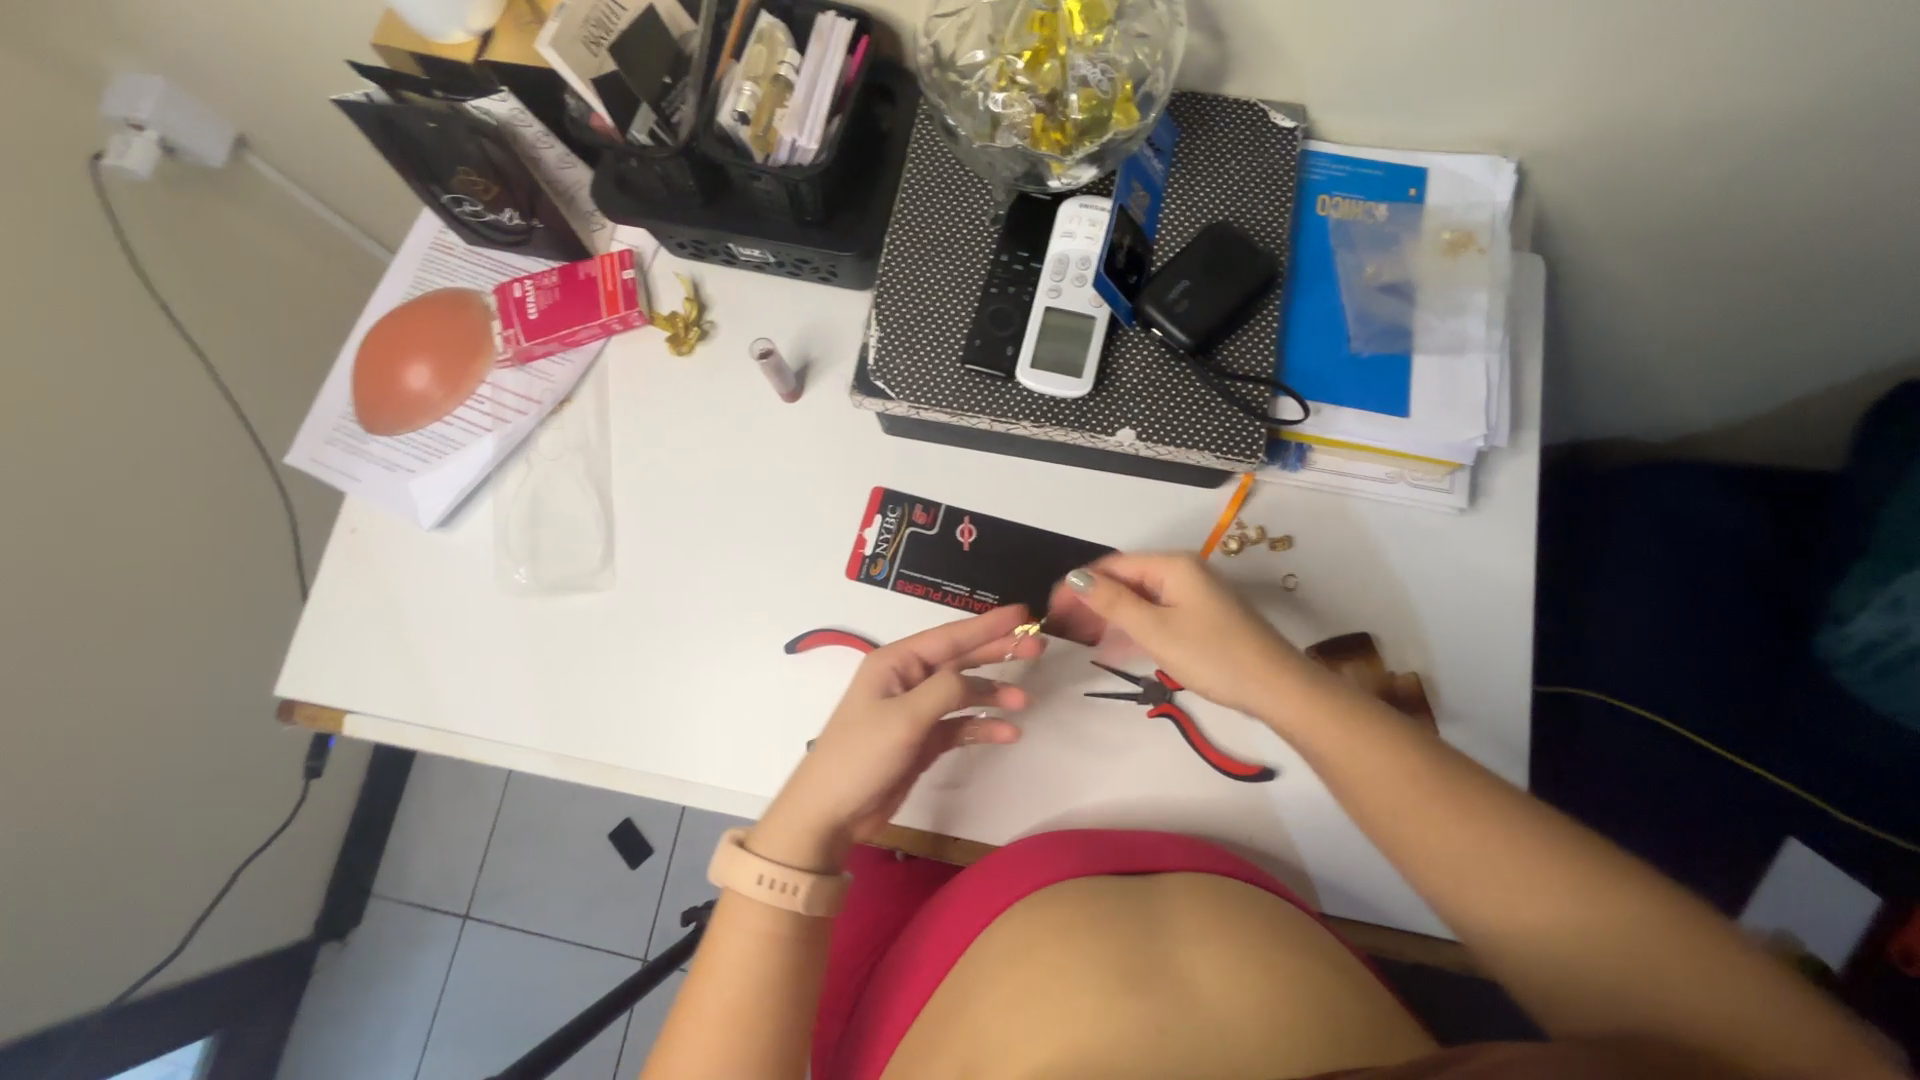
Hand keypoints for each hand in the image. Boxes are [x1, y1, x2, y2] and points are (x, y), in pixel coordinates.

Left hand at [751, 605, 1044, 872]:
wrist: (831, 812)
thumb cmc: (860, 756)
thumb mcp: (904, 718)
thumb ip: (945, 690)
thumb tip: (976, 679)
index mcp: (895, 663)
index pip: (949, 637)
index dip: (987, 625)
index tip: (1023, 614)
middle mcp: (907, 680)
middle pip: (960, 660)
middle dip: (997, 654)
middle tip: (1038, 649)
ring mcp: (915, 711)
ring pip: (963, 693)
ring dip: (993, 696)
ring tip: (1026, 702)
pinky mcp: (922, 741)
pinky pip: (959, 726)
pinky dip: (982, 728)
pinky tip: (1007, 733)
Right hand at [1047, 553, 1312, 716]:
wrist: (1276, 687)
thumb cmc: (1212, 656)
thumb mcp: (1155, 630)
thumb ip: (1112, 603)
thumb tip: (1075, 577)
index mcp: (1172, 566)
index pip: (1112, 566)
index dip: (1078, 586)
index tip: (1051, 611)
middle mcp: (1183, 571)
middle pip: (1125, 579)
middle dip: (1091, 601)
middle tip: (1062, 629)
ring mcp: (1194, 594)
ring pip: (1140, 598)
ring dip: (1109, 615)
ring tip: (1081, 638)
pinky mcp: (1202, 616)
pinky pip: (1157, 612)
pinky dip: (1133, 625)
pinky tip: (1115, 645)